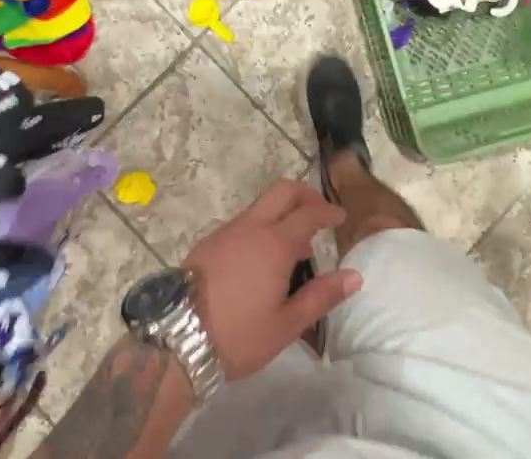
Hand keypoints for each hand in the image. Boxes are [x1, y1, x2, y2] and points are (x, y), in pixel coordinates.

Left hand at [182, 179, 361, 379]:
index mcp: (274, 244)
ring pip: (260, 207)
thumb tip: (354, 277)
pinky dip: (262, 227)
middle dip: (306, 195)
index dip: (328, 211)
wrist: (176, 338)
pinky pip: (243, 222)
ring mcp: (226, 232)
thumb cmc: (239, 335)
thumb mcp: (286, 324)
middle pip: (282, 191)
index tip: (341, 217)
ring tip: (295, 248)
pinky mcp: (209, 242)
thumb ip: (321, 296)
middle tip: (320, 214)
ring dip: (282, 213)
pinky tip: (263, 259)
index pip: (309, 214)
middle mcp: (251, 227)